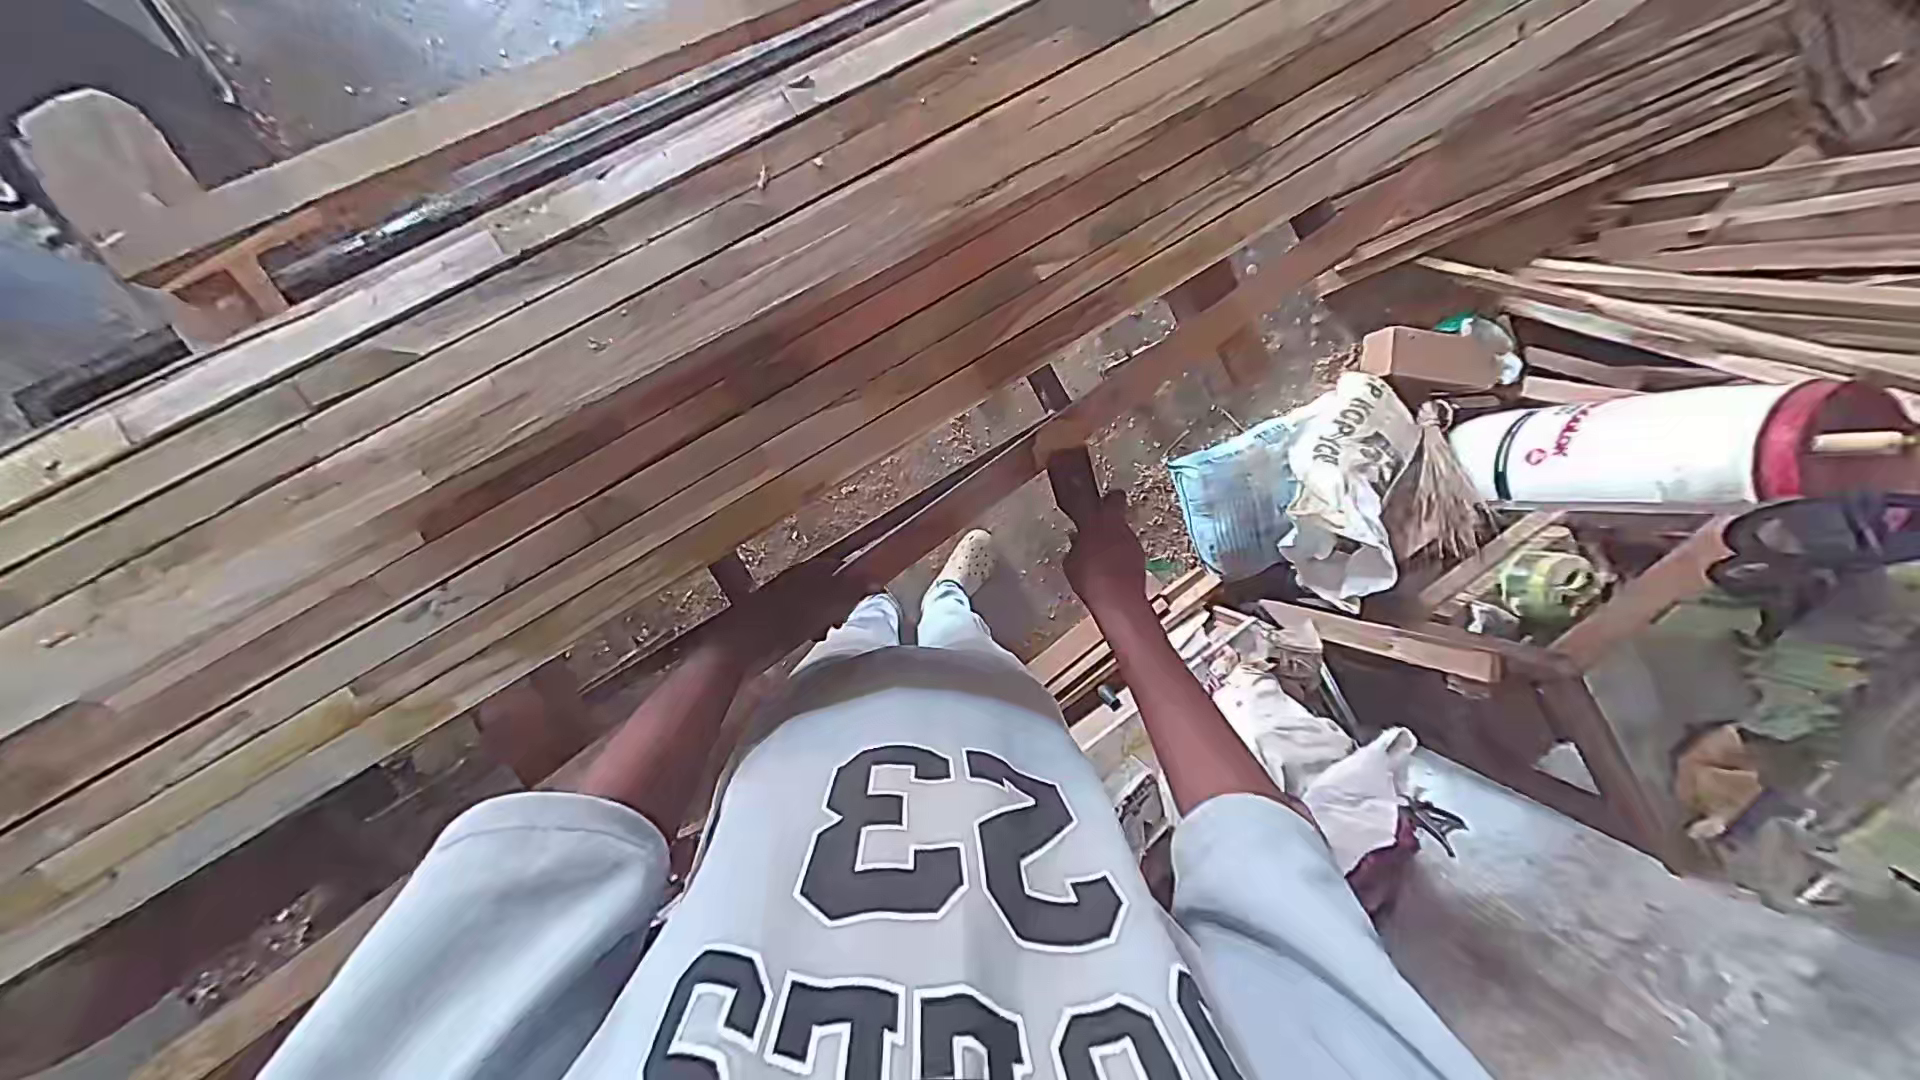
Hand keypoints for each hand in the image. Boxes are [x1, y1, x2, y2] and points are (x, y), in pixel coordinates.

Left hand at [710, 554, 869, 664]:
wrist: (736, 648)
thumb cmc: (783, 623)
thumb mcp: (826, 605)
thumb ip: (852, 591)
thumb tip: (875, 581)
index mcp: (807, 571)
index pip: (839, 567)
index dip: (856, 581)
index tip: (868, 598)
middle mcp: (792, 579)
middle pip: (827, 584)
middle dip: (841, 600)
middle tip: (847, 618)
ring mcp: (779, 598)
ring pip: (813, 601)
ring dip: (826, 615)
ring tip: (829, 631)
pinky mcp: (769, 618)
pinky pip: (799, 616)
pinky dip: (810, 625)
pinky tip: (809, 638)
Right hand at [1063, 490, 1149, 616]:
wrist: (1117, 599)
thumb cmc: (1090, 577)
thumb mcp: (1071, 561)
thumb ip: (1075, 546)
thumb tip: (1076, 542)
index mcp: (1101, 521)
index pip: (1113, 498)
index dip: (1108, 498)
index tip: (1102, 499)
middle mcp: (1121, 528)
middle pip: (1119, 515)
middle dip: (1109, 518)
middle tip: (1098, 525)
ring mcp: (1133, 544)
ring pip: (1123, 534)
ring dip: (1113, 540)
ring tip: (1099, 553)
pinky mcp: (1140, 560)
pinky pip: (1127, 551)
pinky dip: (1120, 555)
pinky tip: (1109, 567)